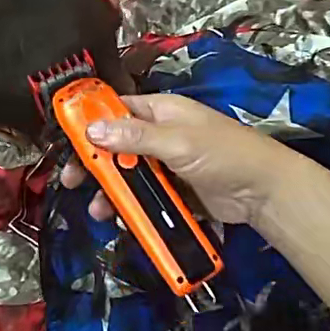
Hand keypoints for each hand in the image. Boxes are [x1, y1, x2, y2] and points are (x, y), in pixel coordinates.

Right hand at [58, 94, 311, 227]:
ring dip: (111, 191)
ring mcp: (166, 164)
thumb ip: (136, 137)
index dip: (89, 121)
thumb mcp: (178, 142)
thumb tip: (93, 128)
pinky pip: (145, 196)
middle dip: (95, 164)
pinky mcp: (174, 190)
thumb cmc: (223, 153)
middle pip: (116, 146)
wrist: (263, 191)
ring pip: (128, 175)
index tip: (66, 140)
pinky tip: (123, 220)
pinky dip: (132, 207)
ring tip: (100, 211)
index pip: (116, 110)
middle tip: (72, 182)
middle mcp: (159, 134)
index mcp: (160, 111)